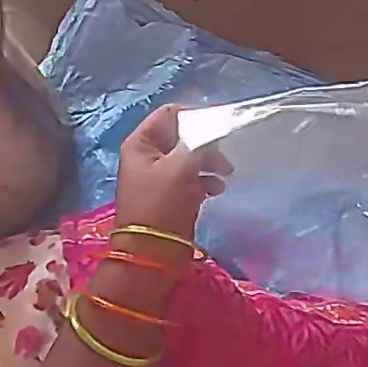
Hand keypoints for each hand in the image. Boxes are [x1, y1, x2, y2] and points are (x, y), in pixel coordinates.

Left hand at [114, 104, 232, 241]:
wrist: (152, 252)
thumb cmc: (162, 204)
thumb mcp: (180, 168)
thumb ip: (197, 144)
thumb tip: (212, 133)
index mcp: (142, 143)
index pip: (169, 114)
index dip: (194, 115)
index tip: (221, 124)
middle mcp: (148, 156)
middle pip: (182, 136)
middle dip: (206, 143)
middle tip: (224, 154)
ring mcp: (159, 177)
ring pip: (189, 158)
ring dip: (209, 162)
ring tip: (225, 173)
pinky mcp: (170, 195)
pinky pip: (191, 178)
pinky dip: (206, 180)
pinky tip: (217, 189)